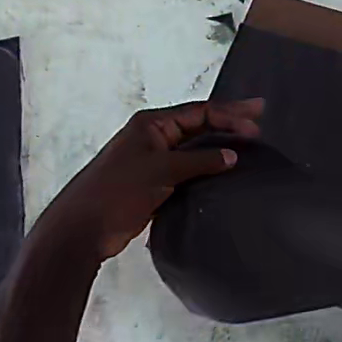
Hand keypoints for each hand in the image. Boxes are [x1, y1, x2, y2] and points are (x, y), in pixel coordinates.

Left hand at [39, 99, 263, 260]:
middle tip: (259, 117)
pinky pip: (188, 168)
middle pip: (198, 124)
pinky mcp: (155, 183)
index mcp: (152, 124)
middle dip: (228, 121)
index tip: (256, 119)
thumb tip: (232, 156)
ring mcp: (154, 160)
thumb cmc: (117, 191)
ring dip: (219, 144)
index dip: (229, 113)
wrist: (82, 229)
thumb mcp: (161, 171)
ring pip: (194, 147)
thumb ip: (199, 161)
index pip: (199, 112)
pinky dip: (208, 167)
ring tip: (249, 143)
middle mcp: (155, 136)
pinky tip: (225, 171)